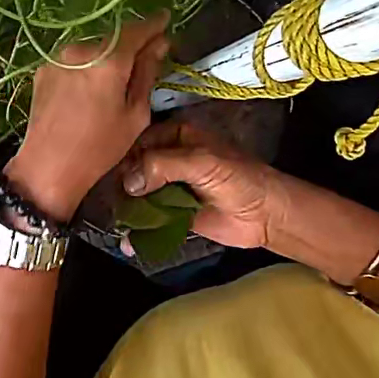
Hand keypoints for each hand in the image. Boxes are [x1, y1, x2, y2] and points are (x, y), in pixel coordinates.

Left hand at [5, 14, 170, 221]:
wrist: (47, 166)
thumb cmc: (99, 147)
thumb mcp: (135, 114)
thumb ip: (146, 73)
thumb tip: (159, 44)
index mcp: (107, 61)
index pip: (135, 30)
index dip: (153, 24)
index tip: (165, 18)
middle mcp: (79, 50)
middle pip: (112, 39)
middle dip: (130, 44)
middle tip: (146, 58)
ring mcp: (56, 58)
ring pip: (91, 48)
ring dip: (106, 56)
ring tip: (114, 82)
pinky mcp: (43, 69)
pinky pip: (72, 60)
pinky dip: (85, 66)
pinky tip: (88, 90)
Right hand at [120, 119, 299, 250]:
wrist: (267, 215)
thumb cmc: (237, 178)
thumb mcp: (199, 163)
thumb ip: (162, 166)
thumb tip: (127, 184)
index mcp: (173, 136)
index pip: (138, 142)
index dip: (125, 158)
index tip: (113, 176)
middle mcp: (167, 158)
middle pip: (134, 169)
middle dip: (122, 186)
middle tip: (111, 202)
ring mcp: (168, 186)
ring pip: (138, 194)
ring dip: (126, 209)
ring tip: (115, 222)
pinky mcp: (172, 213)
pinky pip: (150, 218)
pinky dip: (138, 230)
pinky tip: (128, 241)